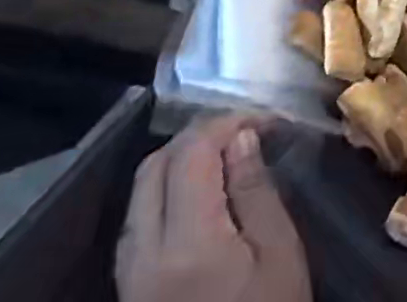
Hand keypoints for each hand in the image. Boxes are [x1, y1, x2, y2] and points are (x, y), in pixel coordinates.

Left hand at [116, 116, 310, 301]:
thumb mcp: (278, 251)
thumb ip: (255, 190)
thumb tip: (243, 137)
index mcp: (186, 241)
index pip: (192, 153)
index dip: (229, 123)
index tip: (269, 122)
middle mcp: (142, 252)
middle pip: (155, 166)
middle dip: (201, 136)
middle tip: (247, 132)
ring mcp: (128, 272)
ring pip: (141, 190)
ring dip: (182, 160)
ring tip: (229, 155)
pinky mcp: (127, 286)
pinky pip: (140, 217)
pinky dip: (170, 187)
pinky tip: (205, 191)